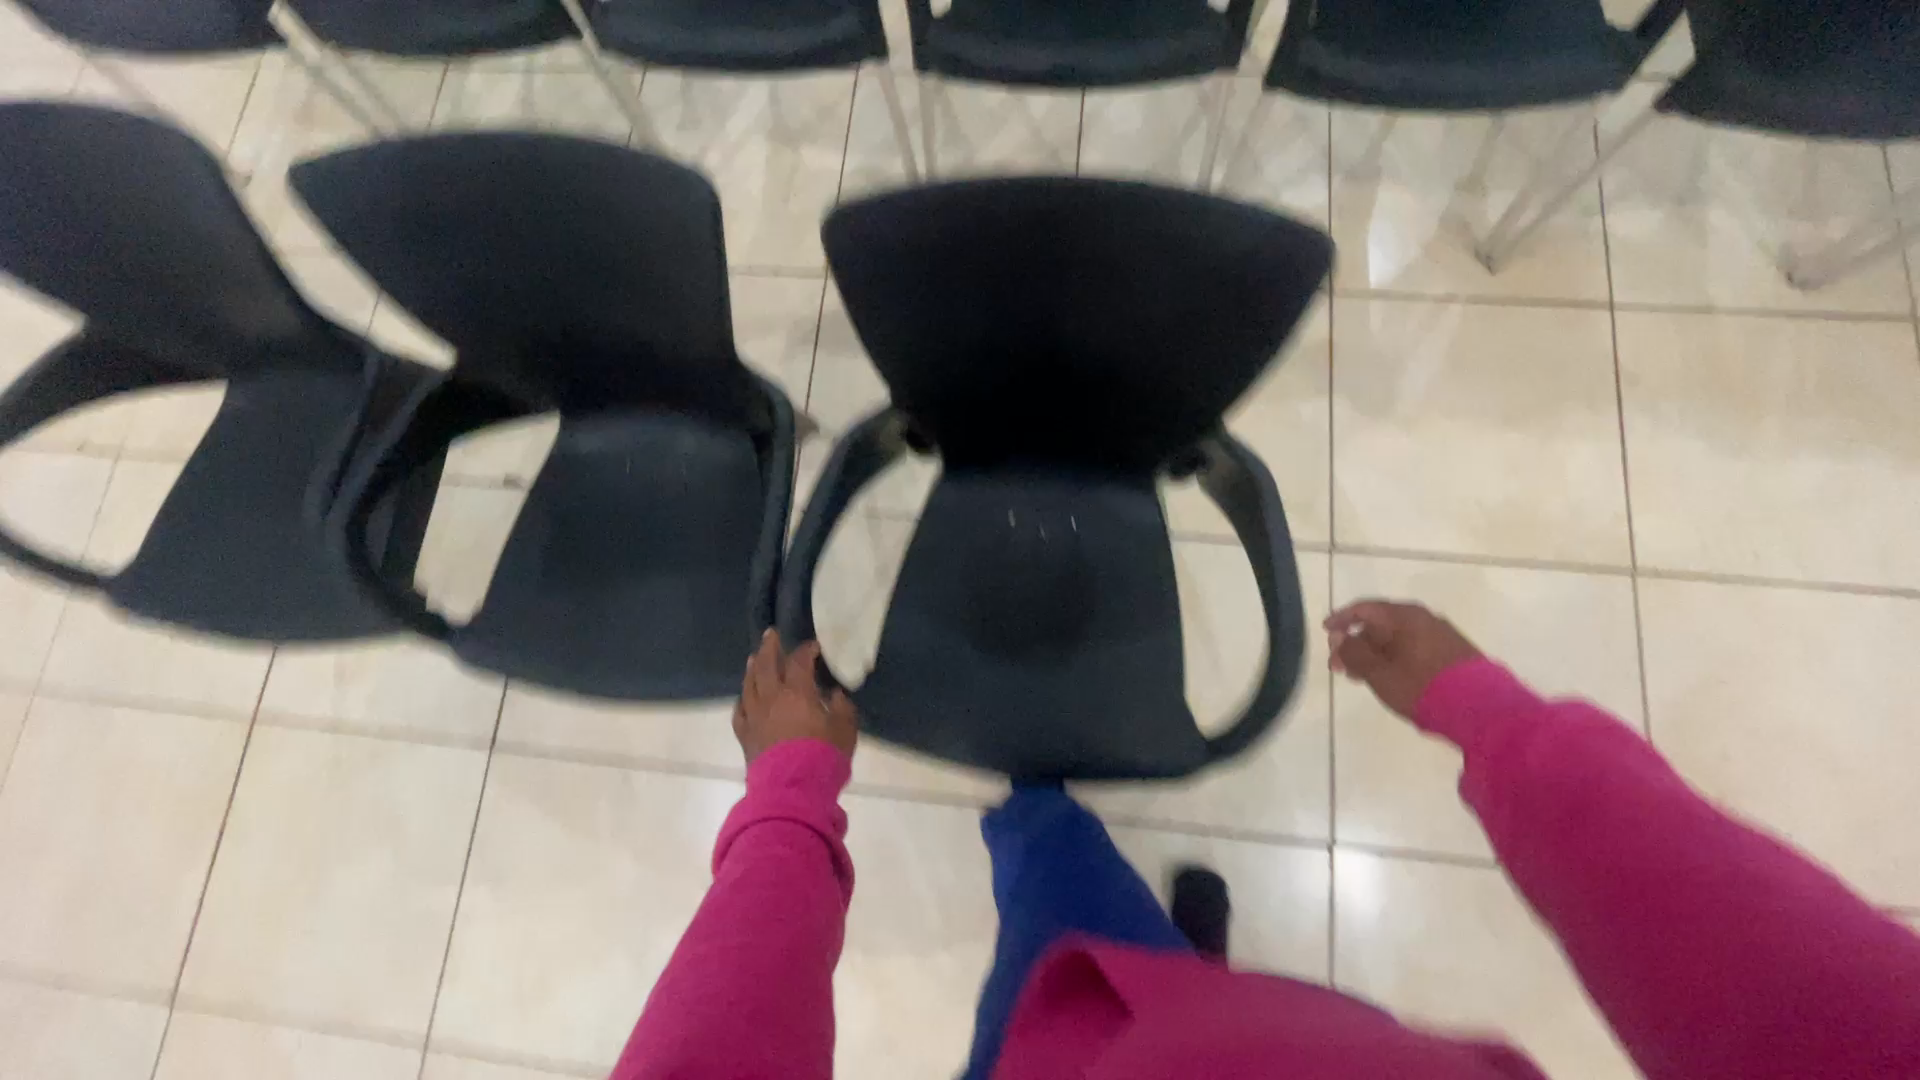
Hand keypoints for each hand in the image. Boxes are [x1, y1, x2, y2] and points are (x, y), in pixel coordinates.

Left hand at [734, 631, 858, 765]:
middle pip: (767, 665)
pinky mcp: (745, 735)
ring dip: (753, 668)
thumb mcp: (845, 729)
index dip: (806, 650)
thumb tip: (835, 694)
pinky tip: (745, 696)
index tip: (814, 646)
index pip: (800, 662)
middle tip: (770, 634)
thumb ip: (842, 708)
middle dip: (770, 648)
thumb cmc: (823, 756)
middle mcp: (772, 698)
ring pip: (749, 684)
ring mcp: (754, 716)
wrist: (792, 789)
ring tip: (755, 658)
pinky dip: (743, 698)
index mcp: (797, 692)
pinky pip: (740, 710)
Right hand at [1325, 600, 1482, 722]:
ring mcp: (1442, 635)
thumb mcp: (1377, 672)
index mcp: (1403, 616)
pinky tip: (1389, 678)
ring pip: (1397, 639)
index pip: (1363, 608)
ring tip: (1361, 677)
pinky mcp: (1454, 653)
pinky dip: (1395, 658)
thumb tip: (1339, 638)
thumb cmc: (1420, 686)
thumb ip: (1353, 652)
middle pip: (1380, 624)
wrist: (1483, 710)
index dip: (1341, 619)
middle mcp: (1424, 618)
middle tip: (1339, 665)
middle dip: (1356, 643)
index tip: (1326, 631)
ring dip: (1374, 654)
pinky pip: (1414, 648)